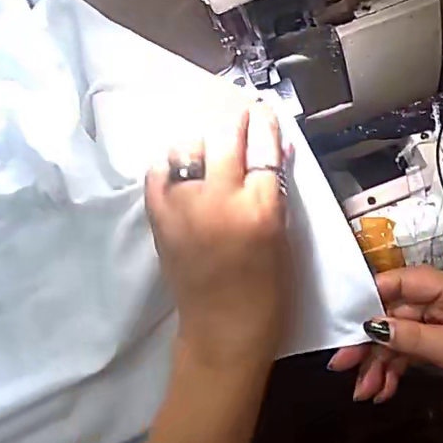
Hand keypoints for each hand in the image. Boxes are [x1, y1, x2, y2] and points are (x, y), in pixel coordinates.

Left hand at [146, 98, 290, 371]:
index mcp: (260, 210)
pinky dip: (170, 166)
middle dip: (234, 121)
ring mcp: (184, 209)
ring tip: (209, 151)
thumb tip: (272, 150)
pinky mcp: (159, 220)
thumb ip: (274, 191)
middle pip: (224, 138)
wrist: (222, 330)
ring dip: (200, 143)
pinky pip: (158, 173)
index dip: (264, 124)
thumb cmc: (265, 290)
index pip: (263, 149)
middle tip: (239, 118)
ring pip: (186, 149)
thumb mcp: (284, 237)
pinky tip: (182, 171)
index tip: (263, 111)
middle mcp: (220, 202)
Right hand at [327, 266, 442, 429]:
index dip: (372, 297)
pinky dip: (394, 372)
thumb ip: (412, 337)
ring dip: (379, 364)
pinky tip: (383, 392)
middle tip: (342, 365)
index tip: (345, 320)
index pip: (404, 282)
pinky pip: (409, 355)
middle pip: (396, 314)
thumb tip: (370, 326)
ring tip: (364, 392)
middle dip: (370, 342)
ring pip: (399, 338)